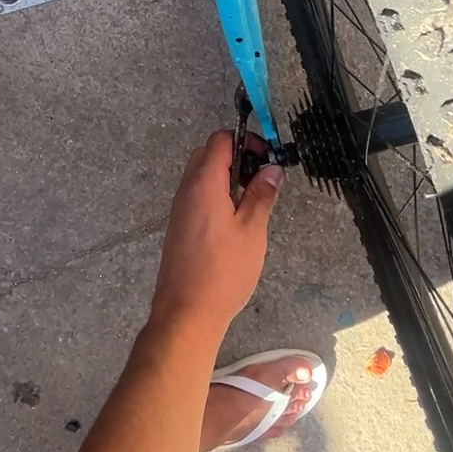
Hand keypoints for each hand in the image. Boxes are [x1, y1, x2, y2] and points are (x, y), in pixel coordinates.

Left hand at [148, 129, 284, 338]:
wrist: (186, 311)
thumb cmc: (223, 270)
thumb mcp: (252, 230)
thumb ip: (262, 195)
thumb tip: (272, 168)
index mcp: (203, 182)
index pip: (220, 140)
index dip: (246, 141)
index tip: (267, 158)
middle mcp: (187, 188)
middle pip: (209, 153)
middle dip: (237, 156)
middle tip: (261, 178)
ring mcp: (180, 207)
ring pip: (202, 174)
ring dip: (227, 176)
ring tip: (252, 200)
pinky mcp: (180, 225)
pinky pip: (197, 194)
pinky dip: (216, 193)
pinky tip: (235, 219)